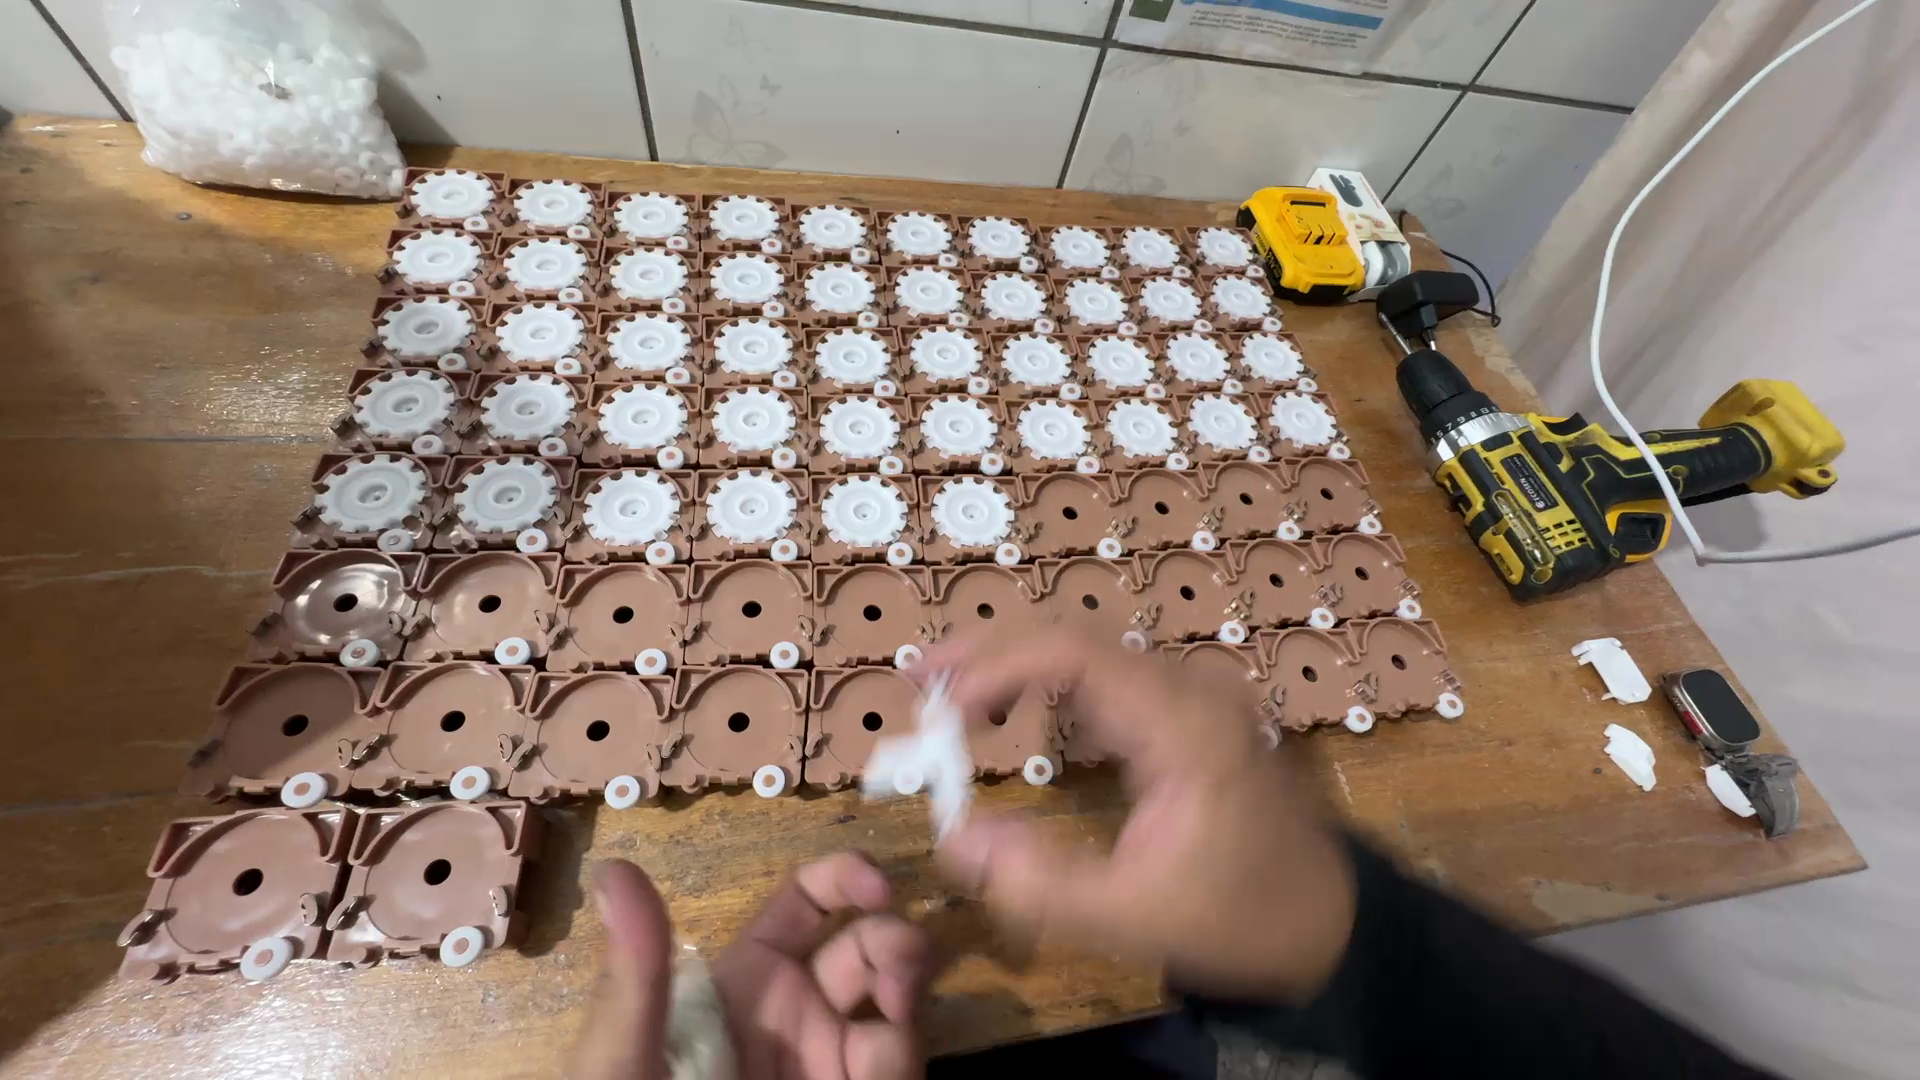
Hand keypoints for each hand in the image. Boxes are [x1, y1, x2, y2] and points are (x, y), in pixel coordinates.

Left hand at [572, 853, 934, 1079]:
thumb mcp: (621, 1067)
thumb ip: (635, 972)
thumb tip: (613, 865)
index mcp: (746, 982)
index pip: (807, 902)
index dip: (845, 878)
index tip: (880, 885)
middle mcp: (798, 1013)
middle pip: (867, 943)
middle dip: (896, 938)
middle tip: (907, 963)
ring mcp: (833, 1063)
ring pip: (897, 1000)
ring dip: (910, 992)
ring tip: (899, 1013)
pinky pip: (898, 1063)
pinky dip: (901, 1060)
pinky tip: (880, 1073)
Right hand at [922, 630, 1356, 1003]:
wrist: (1325, 920)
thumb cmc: (1240, 919)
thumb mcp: (1138, 919)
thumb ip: (1043, 887)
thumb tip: (957, 840)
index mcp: (1184, 724)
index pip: (1079, 656)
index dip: (1001, 665)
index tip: (944, 706)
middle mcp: (1184, 688)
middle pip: (1074, 635)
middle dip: (991, 649)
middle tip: (921, 676)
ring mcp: (1183, 692)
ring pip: (1083, 646)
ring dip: (1011, 659)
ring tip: (949, 693)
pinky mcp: (1176, 707)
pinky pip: (1098, 673)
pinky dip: (1041, 680)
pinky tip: (1007, 708)